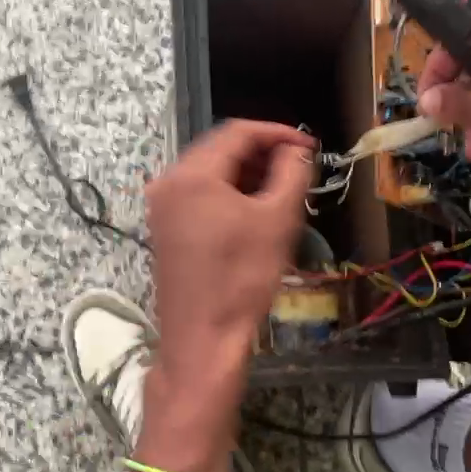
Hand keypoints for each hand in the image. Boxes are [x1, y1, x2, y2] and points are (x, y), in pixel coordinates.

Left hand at [143, 120, 312, 462]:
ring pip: (209, 172)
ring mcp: (161, 206)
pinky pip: (198, 195)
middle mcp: (168, 182)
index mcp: (192, 174)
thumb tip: (295, 150)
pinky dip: (227, 193)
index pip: (237, 132)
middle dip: (261, 152)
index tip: (309, 145)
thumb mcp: (277, 220)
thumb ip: (291, 173)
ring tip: (281, 188)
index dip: (277, 133)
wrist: (202, 339)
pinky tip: (253, 210)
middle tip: (297, 166)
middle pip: (219, 149)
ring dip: (245, 173)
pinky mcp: (163, 228)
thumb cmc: (242, 279)